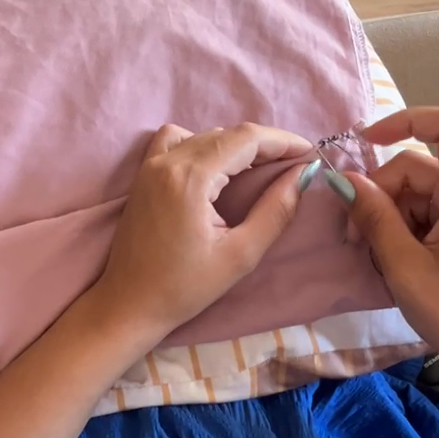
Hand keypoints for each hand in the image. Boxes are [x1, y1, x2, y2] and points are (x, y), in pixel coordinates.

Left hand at [87, 123, 312, 341]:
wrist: (129, 303)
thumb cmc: (185, 288)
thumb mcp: (240, 255)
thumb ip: (275, 211)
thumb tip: (302, 176)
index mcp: (190, 178)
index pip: (246, 139)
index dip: (283, 141)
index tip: (309, 153)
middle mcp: (167, 161)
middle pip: (227, 134)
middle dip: (264, 145)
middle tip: (292, 166)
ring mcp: (150, 165)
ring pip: (204, 135)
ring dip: (235, 145)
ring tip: (259, 169)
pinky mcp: (142, 175)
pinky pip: (175, 140)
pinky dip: (201, 143)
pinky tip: (213, 168)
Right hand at [344, 107, 438, 394]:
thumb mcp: (403, 267)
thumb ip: (373, 217)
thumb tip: (344, 179)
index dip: (407, 120)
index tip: (366, 142)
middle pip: (422, 167)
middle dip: (381, 193)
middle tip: (352, 235)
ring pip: (423, 192)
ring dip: (390, 215)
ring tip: (372, 255)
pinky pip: (434, 212)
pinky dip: (407, 227)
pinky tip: (394, 259)